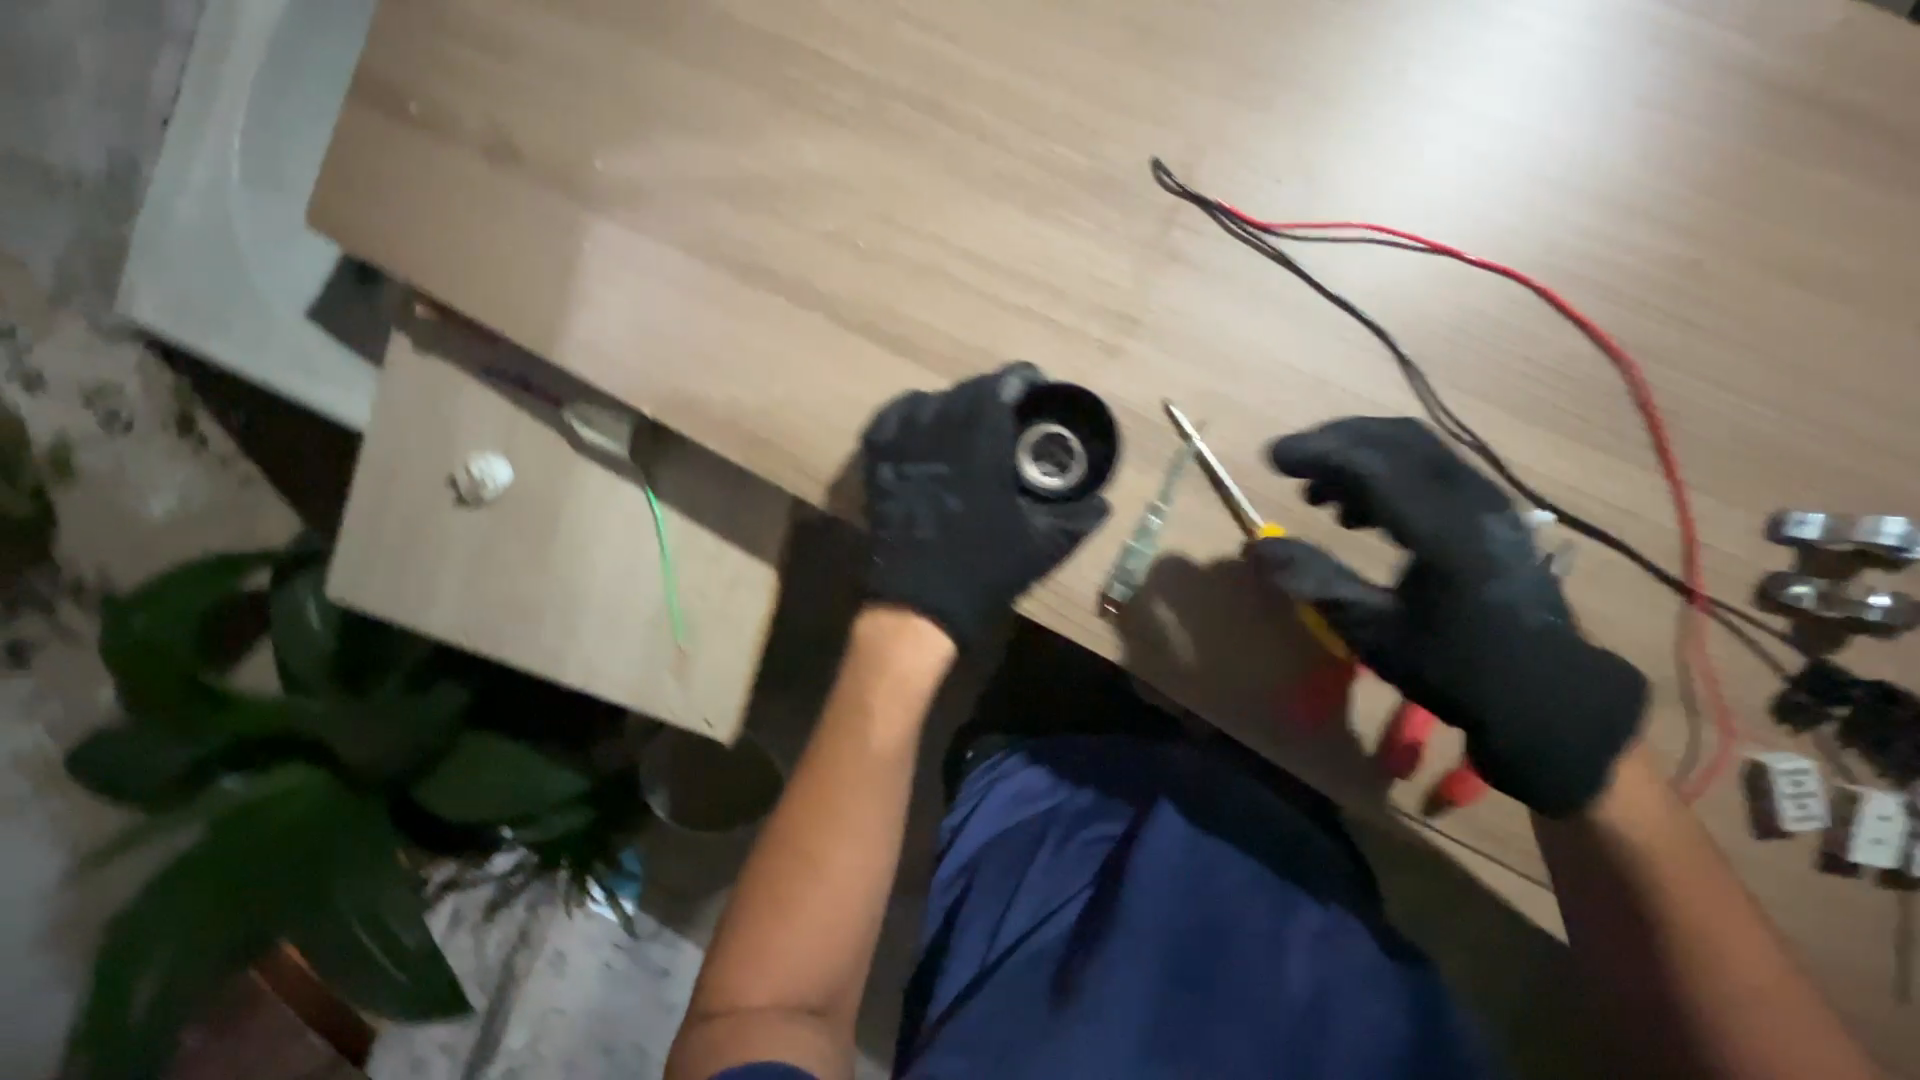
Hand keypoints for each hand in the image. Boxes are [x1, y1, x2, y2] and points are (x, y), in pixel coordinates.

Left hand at [861, 363, 1108, 649]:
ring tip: (970, 419)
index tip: (1036, 387)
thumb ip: (1077, 519)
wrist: (919, 605)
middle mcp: (939, 434)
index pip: (1000, 386)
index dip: (1021, 379)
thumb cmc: (984, 572)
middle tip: (1011, 409)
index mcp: (981, 446)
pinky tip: (926, 422)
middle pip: (966, 389)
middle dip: (992, 392)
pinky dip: (911, 411)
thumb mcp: (1043, 547)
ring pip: (930, 400)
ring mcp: (903, 448)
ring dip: (955, 402)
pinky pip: (891, 416)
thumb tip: (1103, 501)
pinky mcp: (878, 464)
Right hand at [1248, 417, 1646, 816]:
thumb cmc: (1455, 668)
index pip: (1374, 465)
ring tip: (1320, 495)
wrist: (1546, 692)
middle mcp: (1472, 502)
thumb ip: (1317, 582)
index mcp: (1444, 533)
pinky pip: (1434, 466)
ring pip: (1418, 447)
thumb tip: (1257, 548)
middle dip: (1337, 440)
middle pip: (1397, 439)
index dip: (1318, 453)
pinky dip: (1389, 470)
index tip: (1271, 457)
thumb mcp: (1375, 634)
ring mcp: (1490, 501)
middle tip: (1291, 462)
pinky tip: (1362, 511)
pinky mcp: (1493, 510)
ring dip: (1362, 455)